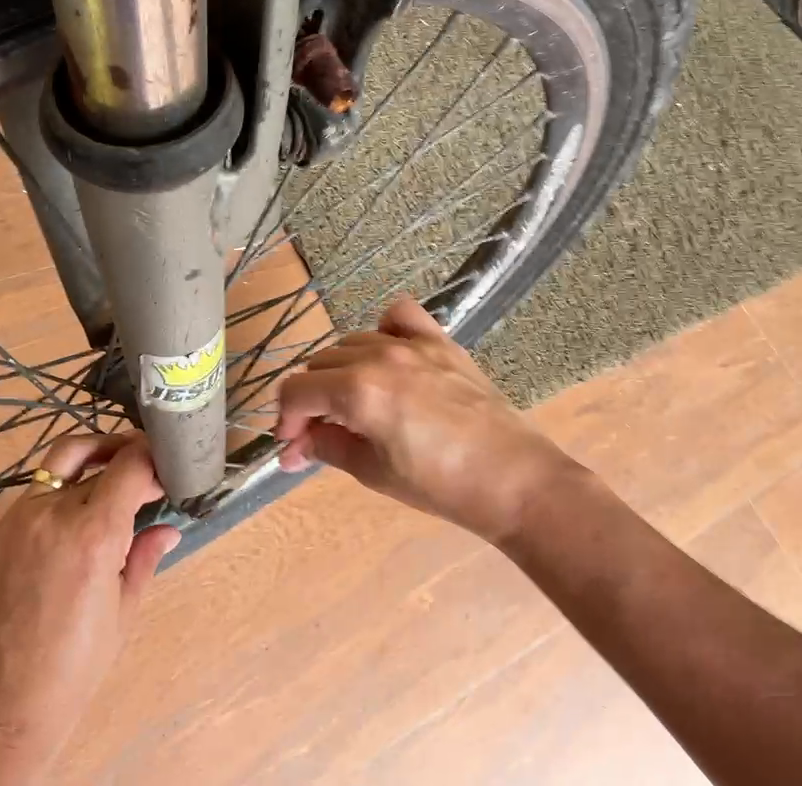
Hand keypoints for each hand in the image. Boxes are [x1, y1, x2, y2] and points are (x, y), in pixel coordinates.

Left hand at [0, 434, 180, 785]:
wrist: (1, 703)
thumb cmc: (75, 667)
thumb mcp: (122, 611)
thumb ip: (143, 558)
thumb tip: (167, 529)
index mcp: (93, 532)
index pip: (129, 464)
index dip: (152, 457)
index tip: (166, 470)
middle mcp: (52, 512)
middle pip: (92, 454)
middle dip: (123, 453)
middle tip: (144, 468)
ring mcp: (17, 518)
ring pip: (58, 464)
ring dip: (90, 462)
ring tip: (112, 481)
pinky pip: (34, 494)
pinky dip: (61, 491)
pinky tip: (76, 518)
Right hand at [274, 295, 578, 543]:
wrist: (515, 482)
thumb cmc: (441, 486)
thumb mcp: (373, 472)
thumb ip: (327, 448)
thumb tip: (295, 447)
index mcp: (357, 391)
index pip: (296, 391)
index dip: (286, 419)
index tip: (293, 446)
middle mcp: (378, 357)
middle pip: (319, 365)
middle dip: (310, 401)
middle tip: (319, 436)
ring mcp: (412, 345)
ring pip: (351, 343)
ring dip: (340, 372)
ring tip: (353, 406)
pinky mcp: (441, 343)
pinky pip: (399, 315)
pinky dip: (383, 330)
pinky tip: (385, 358)